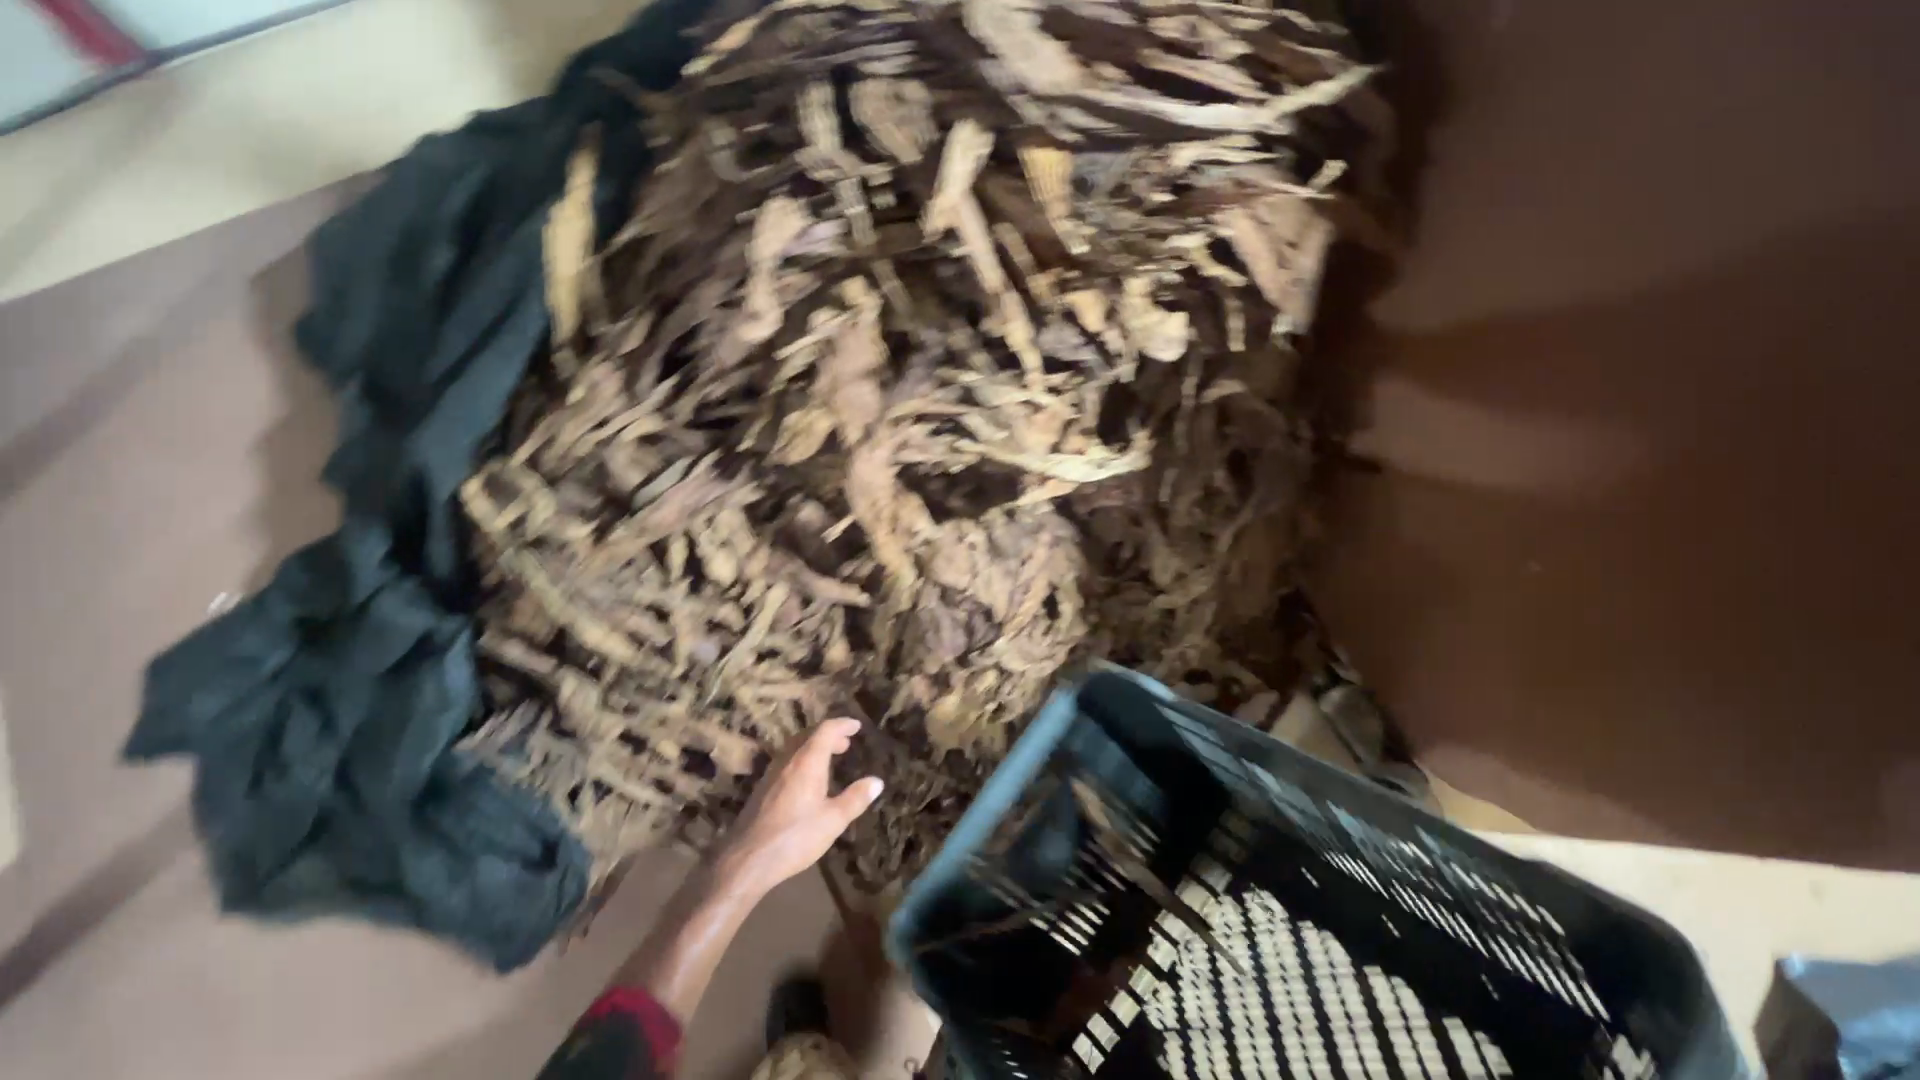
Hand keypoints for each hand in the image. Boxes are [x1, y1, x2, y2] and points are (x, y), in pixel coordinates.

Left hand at [712, 718, 883, 898]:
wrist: (748, 859)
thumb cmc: (796, 837)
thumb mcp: (833, 820)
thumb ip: (855, 798)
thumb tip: (877, 782)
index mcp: (807, 763)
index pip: (825, 730)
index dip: (842, 725)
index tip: (856, 725)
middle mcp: (787, 761)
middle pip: (808, 736)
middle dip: (828, 735)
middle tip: (846, 743)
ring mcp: (771, 774)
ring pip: (794, 749)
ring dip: (813, 747)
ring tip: (829, 757)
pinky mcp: (762, 789)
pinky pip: (786, 762)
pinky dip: (802, 760)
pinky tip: (807, 779)